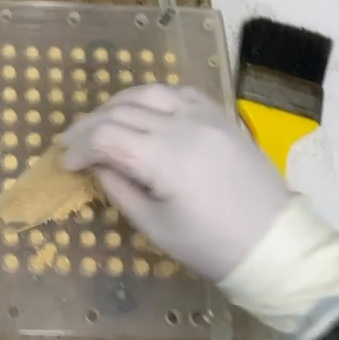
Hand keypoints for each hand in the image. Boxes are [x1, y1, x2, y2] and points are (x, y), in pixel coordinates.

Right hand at [56, 84, 290, 281]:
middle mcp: (184, 127)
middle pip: (121, 111)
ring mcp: (205, 117)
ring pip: (147, 93)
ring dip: (115, 105)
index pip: (107, 137)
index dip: (80, 147)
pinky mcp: (220, 116)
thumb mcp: (155, 226)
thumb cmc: (210, 246)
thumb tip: (95, 165)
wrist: (274, 243)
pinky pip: (177, 93)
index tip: (64, 164)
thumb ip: (119, 189)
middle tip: (70, 143)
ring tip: (99, 123)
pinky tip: (140, 113)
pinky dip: (150, 99)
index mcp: (166, 160)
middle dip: (89, 126)